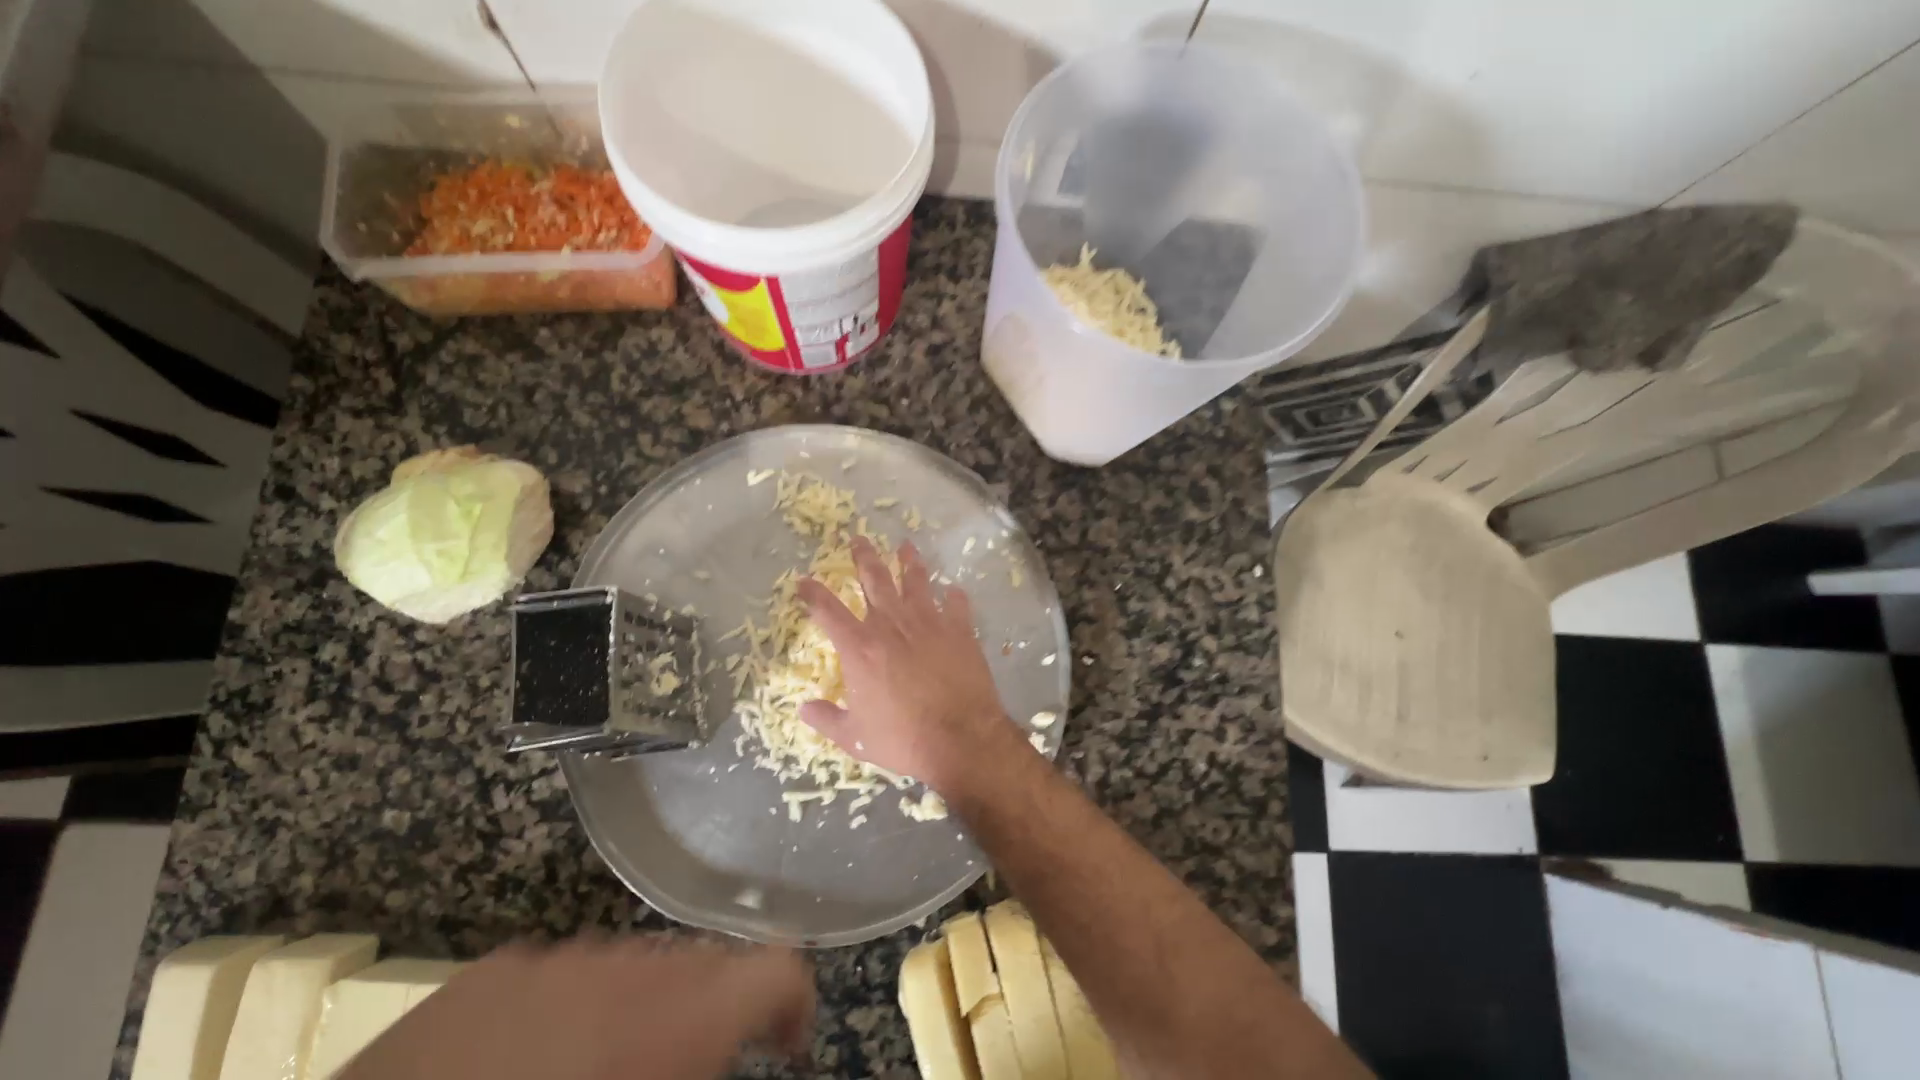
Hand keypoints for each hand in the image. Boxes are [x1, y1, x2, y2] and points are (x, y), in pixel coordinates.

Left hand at [340, 938, 813, 1079]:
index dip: (796, 1001)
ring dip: (647, 1003)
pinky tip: (537, 1055)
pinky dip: (580, 1001)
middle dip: (717, 1008)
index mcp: (675, 1017)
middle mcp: (627, 968)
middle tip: (694, 1063)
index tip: (785, 1049)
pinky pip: (567, 968)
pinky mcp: (494, 966)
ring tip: (612, 1062)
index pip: (776, 969)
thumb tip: (721, 1044)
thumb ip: (701, 1056)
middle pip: (707, 962)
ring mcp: (557, 958)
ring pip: (638, 962)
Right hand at [796, 537, 1017, 793]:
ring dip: (908, 562)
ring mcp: (929, 623)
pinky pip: (956, 604)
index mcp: (859, 648)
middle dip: (863, 557)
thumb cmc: (902, 740)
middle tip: (858, 539)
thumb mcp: (854, 738)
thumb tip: (803, 709)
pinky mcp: (960, 630)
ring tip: (905, 547)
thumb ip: (826, 719)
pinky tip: (952, 589)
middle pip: (873, 580)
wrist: (961, 738)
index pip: (827, 610)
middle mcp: (891, 625)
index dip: (812, 593)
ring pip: (915, 581)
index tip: (803, 581)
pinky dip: (953, 595)